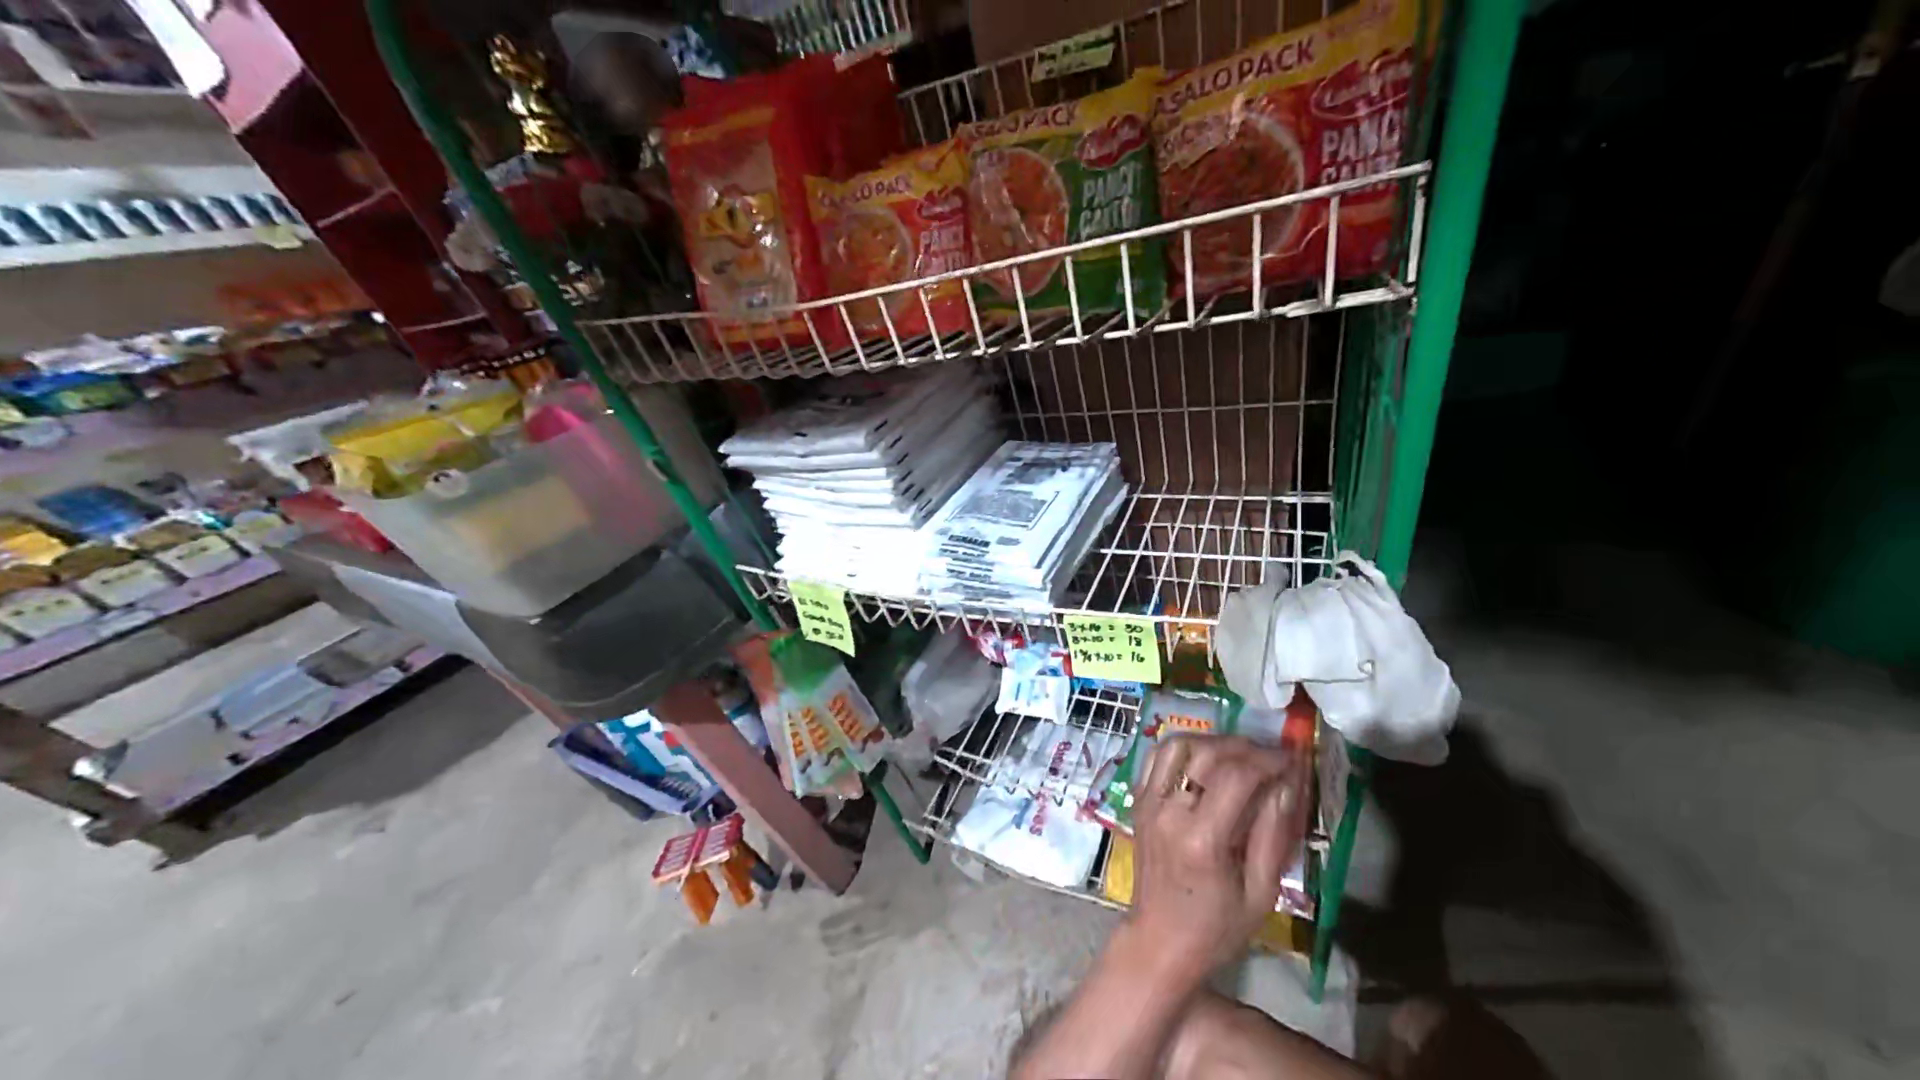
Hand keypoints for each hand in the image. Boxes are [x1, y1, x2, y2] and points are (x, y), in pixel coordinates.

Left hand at [1126, 735, 1303, 979]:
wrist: (1160, 939)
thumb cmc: (1216, 926)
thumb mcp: (1261, 892)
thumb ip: (1273, 833)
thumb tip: (1286, 784)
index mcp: (1202, 839)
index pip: (1236, 777)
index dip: (1268, 761)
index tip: (1291, 760)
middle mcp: (1169, 812)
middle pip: (1206, 754)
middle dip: (1245, 747)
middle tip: (1270, 756)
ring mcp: (1148, 802)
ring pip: (1177, 746)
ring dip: (1212, 741)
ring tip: (1240, 754)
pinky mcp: (1137, 800)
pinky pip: (1157, 757)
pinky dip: (1183, 748)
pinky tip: (1205, 759)